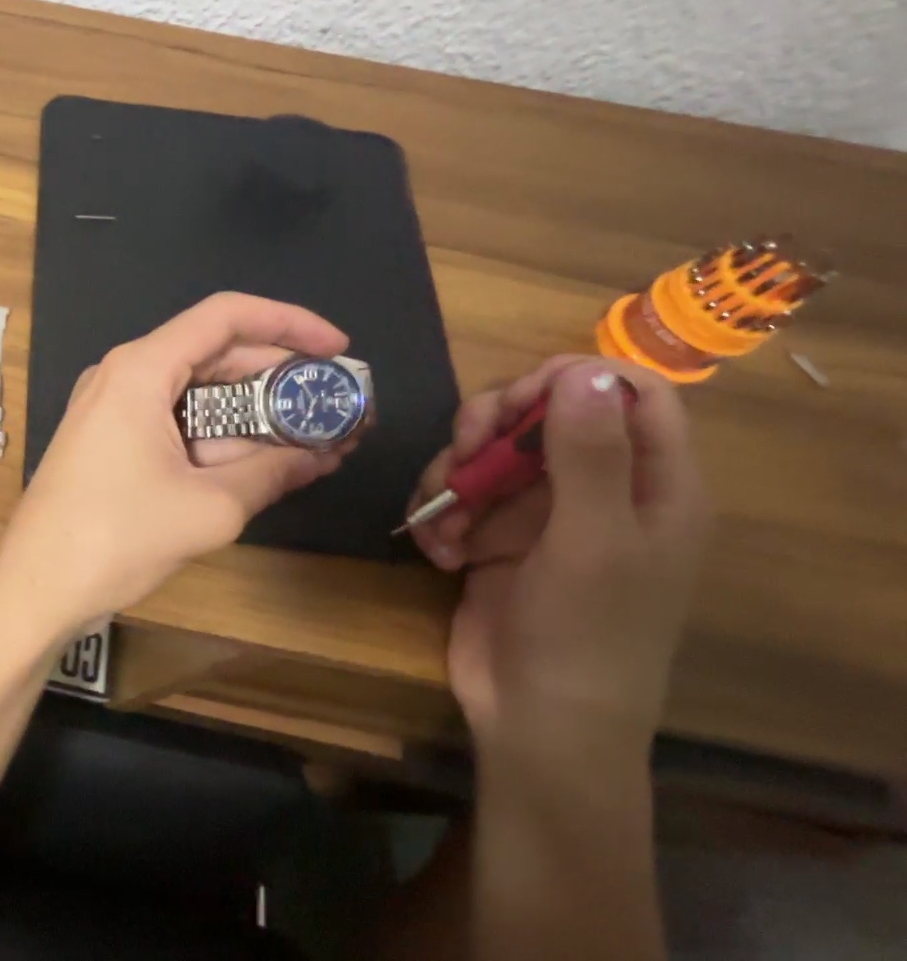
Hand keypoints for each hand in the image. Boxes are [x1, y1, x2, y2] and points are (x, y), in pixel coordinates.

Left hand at [0, 292, 355, 648]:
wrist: (35, 587)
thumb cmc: (117, 539)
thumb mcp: (209, 507)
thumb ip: (273, 470)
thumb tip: (325, 454)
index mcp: (139, 370)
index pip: (224, 317)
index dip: (288, 323)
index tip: (336, 348)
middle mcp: (120, 375)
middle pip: (212, 353)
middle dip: (277, 375)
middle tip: (334, 402)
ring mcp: (108, 408)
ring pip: (194, 391)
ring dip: (251, 412)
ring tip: (314, 437)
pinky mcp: (106, 440)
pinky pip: (171, 420)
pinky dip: (217, 435)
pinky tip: (263, 460)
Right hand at [408, 357, 708, 759]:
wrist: (535, 719)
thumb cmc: (584, 633)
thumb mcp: (593, 540)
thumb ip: (589, 454)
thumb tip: (584, 369)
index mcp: (650, 485)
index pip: (627, 394)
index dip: (570, 380)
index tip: (513, 404)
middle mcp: (596, 489)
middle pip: (540, 414)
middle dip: (488, 429)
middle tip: (460, 454)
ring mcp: (539, 515)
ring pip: (486, 454)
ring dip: (451, 481)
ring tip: (443, 529)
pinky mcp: (492, 539)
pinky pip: (455, 498)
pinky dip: (438, 519)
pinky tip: (440, 554)